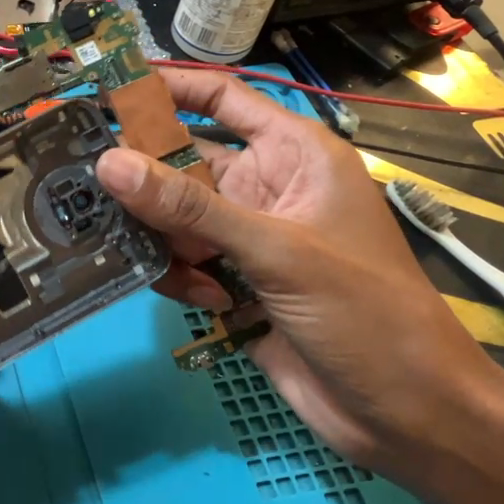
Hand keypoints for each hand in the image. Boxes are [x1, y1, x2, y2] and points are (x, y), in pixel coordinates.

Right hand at [95, 68, 503, 470]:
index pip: (222, 98)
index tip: (105, 89)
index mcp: (294, 155)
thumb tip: (109, 163)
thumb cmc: (366, 315)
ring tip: (179, 270)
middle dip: (145, 179)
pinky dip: (180, 279)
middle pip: (182, 162)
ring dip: (162, 240)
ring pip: (171, 218)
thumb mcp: (278, 252)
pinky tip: (210, 304)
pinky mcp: (233, 282)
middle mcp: (265, 187)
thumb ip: (190, 209)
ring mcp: (246, 237)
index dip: (168, 86)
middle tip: (95, 191)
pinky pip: (180, 262)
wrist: (409, 416)